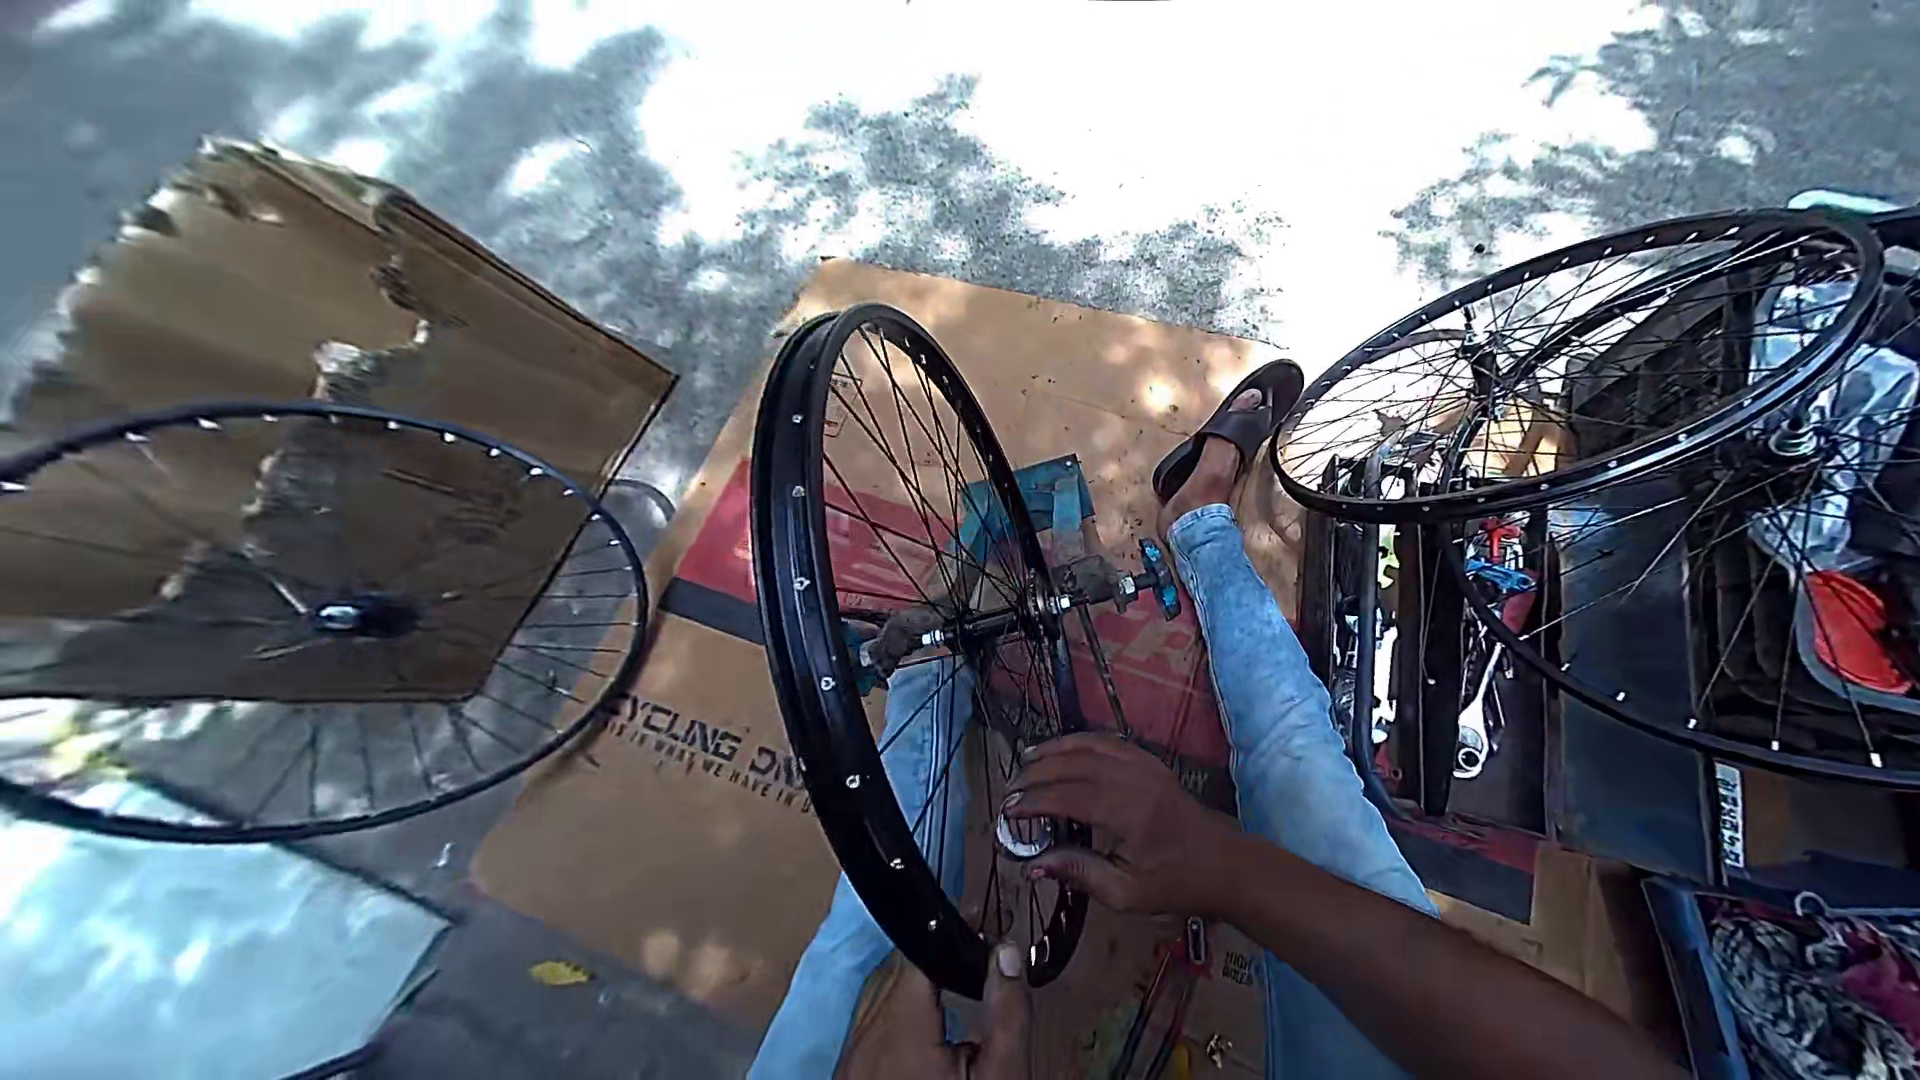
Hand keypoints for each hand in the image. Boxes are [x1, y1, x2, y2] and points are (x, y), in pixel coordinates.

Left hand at [837, 944, 1030, 1079]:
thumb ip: (1007, 1014)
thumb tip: (1007, 951)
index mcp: (899, 1025)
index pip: (920, 949)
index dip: (952, 933)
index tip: (983, 928)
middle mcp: (866, 1030)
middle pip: (905, 970)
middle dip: (942, 963)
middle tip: (981, 971)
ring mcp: (853, 1053)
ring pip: (889, 995)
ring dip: (923, 989)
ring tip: (962, 998)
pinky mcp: (851, 1071)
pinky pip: (877, 1023)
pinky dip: (905, 1019)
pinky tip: (931, 1042)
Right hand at [1005, 733, 1241, 915]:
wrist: (1222, 861)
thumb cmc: (1175, 882)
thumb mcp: (1126, 893)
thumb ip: (1079, 872)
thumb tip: (1033, 866)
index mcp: (1129, 812)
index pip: (1069, 796)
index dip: (1034, 800)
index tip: (1008, 809)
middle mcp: (1133, 778)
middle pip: (1072, 764)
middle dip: (1036, 773)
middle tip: (1010, 788)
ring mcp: (1141, 762)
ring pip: (1086, 744)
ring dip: (1052, 750)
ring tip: (1025, 761)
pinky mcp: (1145, 758)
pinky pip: (1103, 740)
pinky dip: (1075, 741)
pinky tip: (1058, 749)